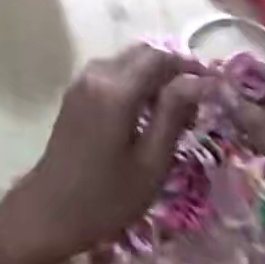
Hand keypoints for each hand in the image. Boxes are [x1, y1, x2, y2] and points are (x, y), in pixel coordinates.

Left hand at [0, 46, 206, 263]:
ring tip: (175, 110)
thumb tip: (199, 81)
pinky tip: (146, 112)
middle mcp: (96, 74)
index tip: (213, 84)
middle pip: (141, 53)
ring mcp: (82, 81)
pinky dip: (133, 81)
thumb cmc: (107, 196)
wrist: (50, 210)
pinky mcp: (75, 92)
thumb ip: (174, 114)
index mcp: (116, 89)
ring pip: (126, 61)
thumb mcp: (151, 162)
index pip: (159, 58)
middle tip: (196, 99)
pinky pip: (111, 72)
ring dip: (152, 74)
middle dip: (172, 68)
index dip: (189, 65)